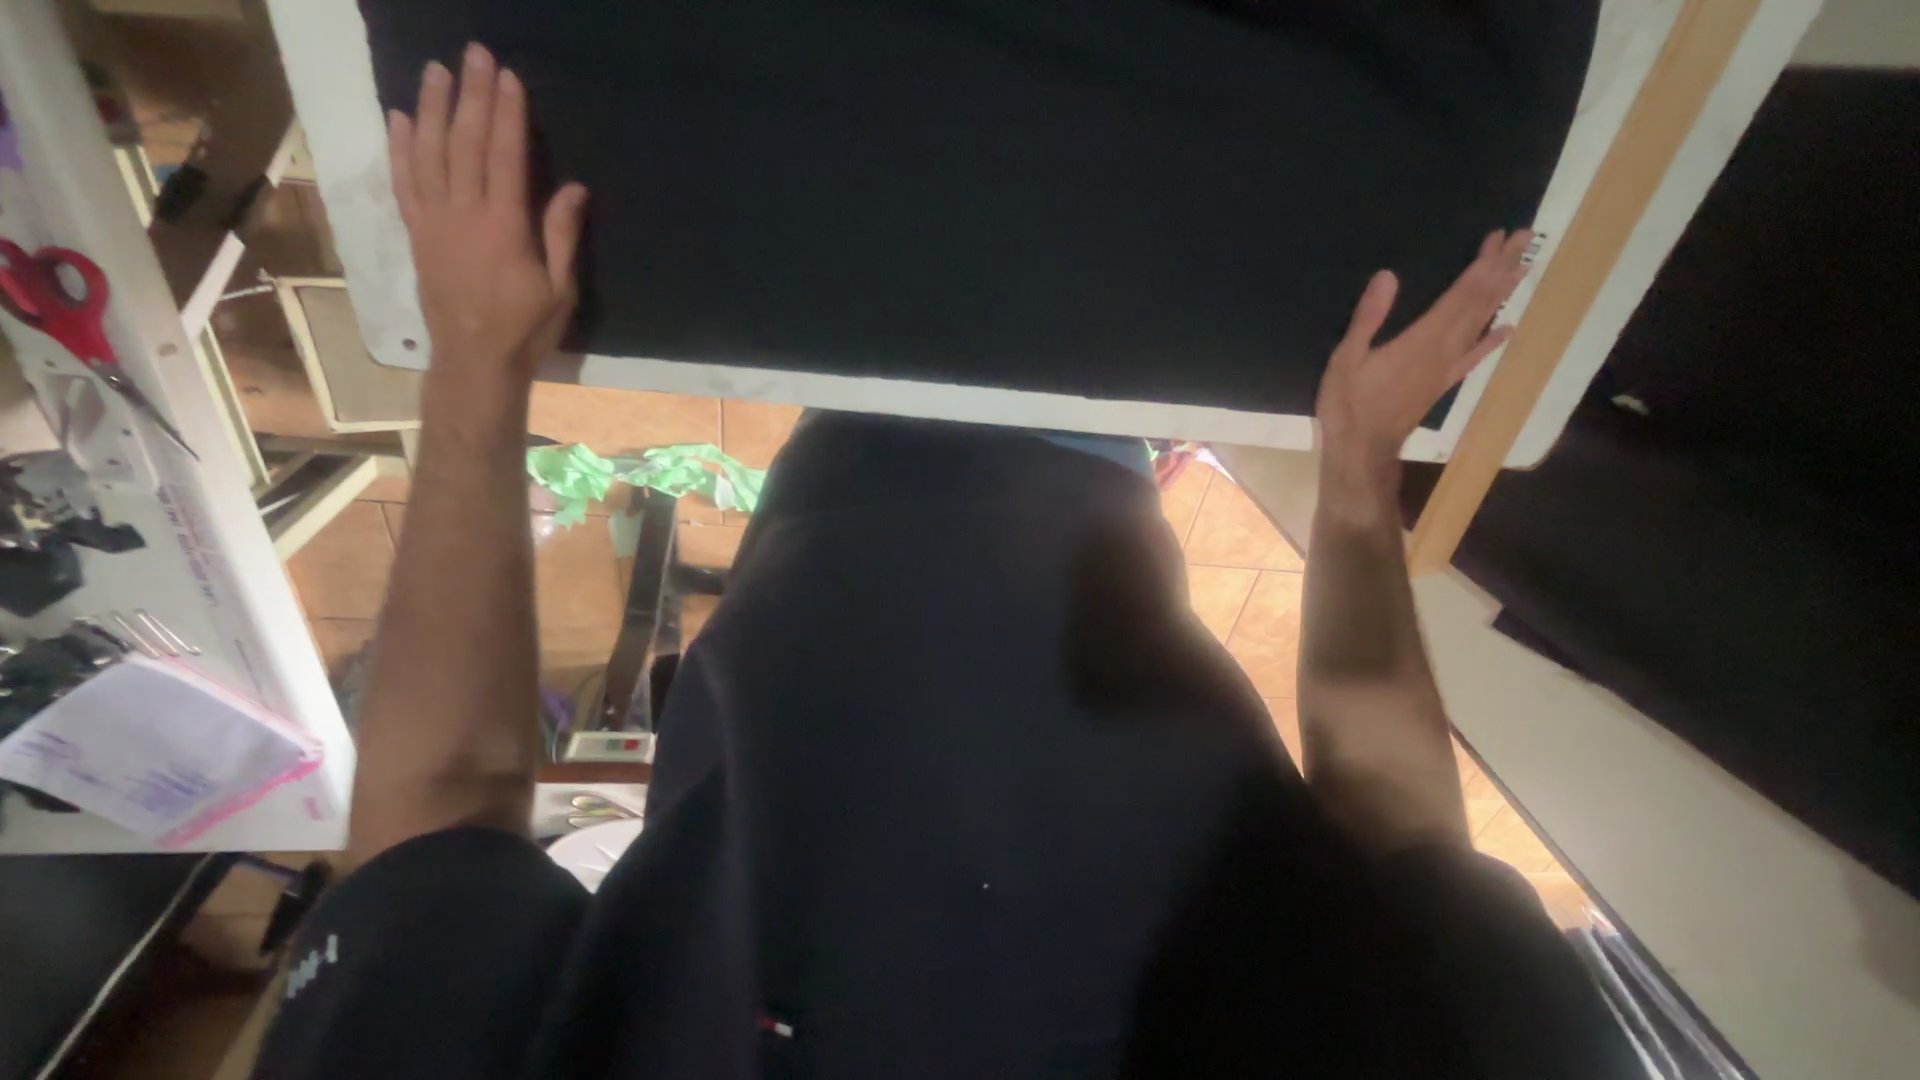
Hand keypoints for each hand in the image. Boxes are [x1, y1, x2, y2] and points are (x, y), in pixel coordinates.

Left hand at [388, 43, 588, 384]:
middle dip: (472, 96)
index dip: (506, 115)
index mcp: (504, 227)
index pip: (503, 157)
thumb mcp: (560, 289)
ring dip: (433, 108)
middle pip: (464, 143)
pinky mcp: (417, 233)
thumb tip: (572, 188)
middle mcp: (463, 214)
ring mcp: (434, 221)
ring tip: (437, 71)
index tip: (508, 78)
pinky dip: (401, 147)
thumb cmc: (526, 328)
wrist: (474, 360)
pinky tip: (402, 118)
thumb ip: (561, 236)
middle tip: (475, 55)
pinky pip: (404, 182)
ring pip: (428, 153)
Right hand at [1315, 230, 1531, 468]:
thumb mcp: (1347, 357)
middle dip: (1500, 269)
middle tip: (1522, 237)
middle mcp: (1444, 348)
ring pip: (1482, 324)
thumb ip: (1369, 317)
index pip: (1461, 294)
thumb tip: (1387, 276)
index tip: (1500, 237)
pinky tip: (1506, 329)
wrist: (1362, 448)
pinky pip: (1473, 358)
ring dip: (1502, 295)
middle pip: (1479, 303)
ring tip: (1522, 268)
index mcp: (1423, 338)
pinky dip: (1491, 342)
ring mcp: (1447, 367)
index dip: (1482, 264)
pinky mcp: (1442, 384)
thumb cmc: (1349, 403)